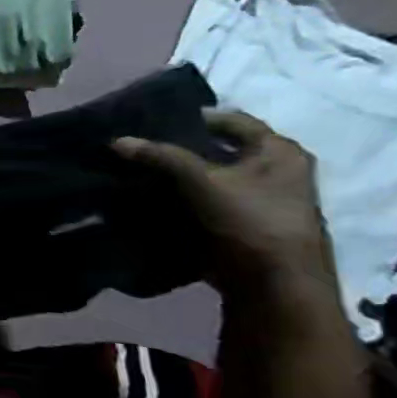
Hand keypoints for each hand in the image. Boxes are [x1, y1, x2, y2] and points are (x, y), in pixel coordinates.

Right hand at [113, 110, 336, 297]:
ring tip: (136, 166)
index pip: (233, 120)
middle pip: (219, 146)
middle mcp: (275, 168)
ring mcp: (260, 194)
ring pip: (209, 171)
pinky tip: (150, 191)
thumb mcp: (201, 180)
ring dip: (177, 170)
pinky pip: (205, 194)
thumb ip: (161, 156)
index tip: (153, 120)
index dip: (194, 118)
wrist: (270, 279)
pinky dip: (180, 191)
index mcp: (279, 151)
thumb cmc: (249, 218)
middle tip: (139, 143)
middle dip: (179, 145)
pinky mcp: (242, 216)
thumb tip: (117, 140)